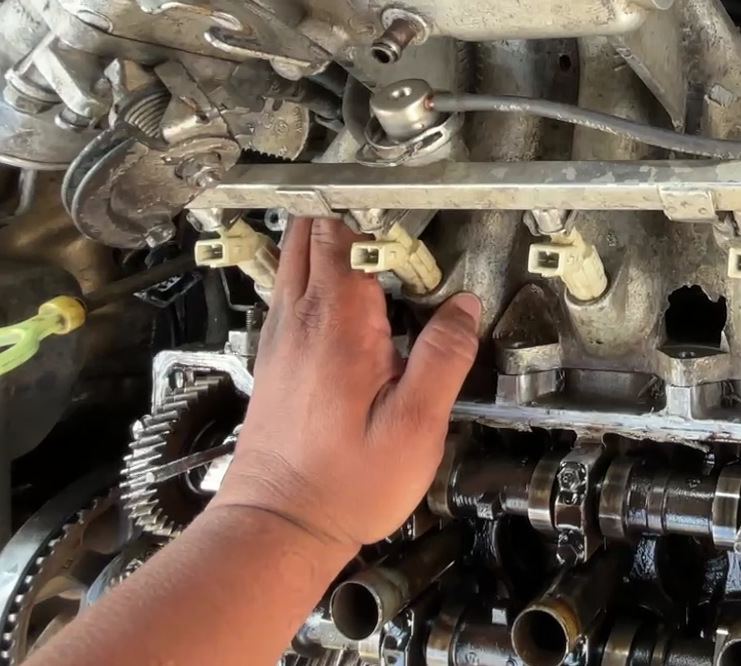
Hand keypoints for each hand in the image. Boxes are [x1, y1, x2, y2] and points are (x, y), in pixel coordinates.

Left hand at [212, 218, 480, 555]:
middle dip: (344, 212)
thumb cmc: (346, 483)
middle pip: (307, 236)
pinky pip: (290, 290)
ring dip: (327, 238)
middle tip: (389, 215)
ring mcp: (280, 339)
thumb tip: (466, 306)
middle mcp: (300, 322)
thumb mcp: (416, 425)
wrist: (274, 532)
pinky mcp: (275, 359)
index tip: (407, 208)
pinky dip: (314, 270)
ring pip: (293, 259)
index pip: (343, 239)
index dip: (372, 213)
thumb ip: (444, 356)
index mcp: (338, 326)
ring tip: (373, 237)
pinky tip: (346, 287)